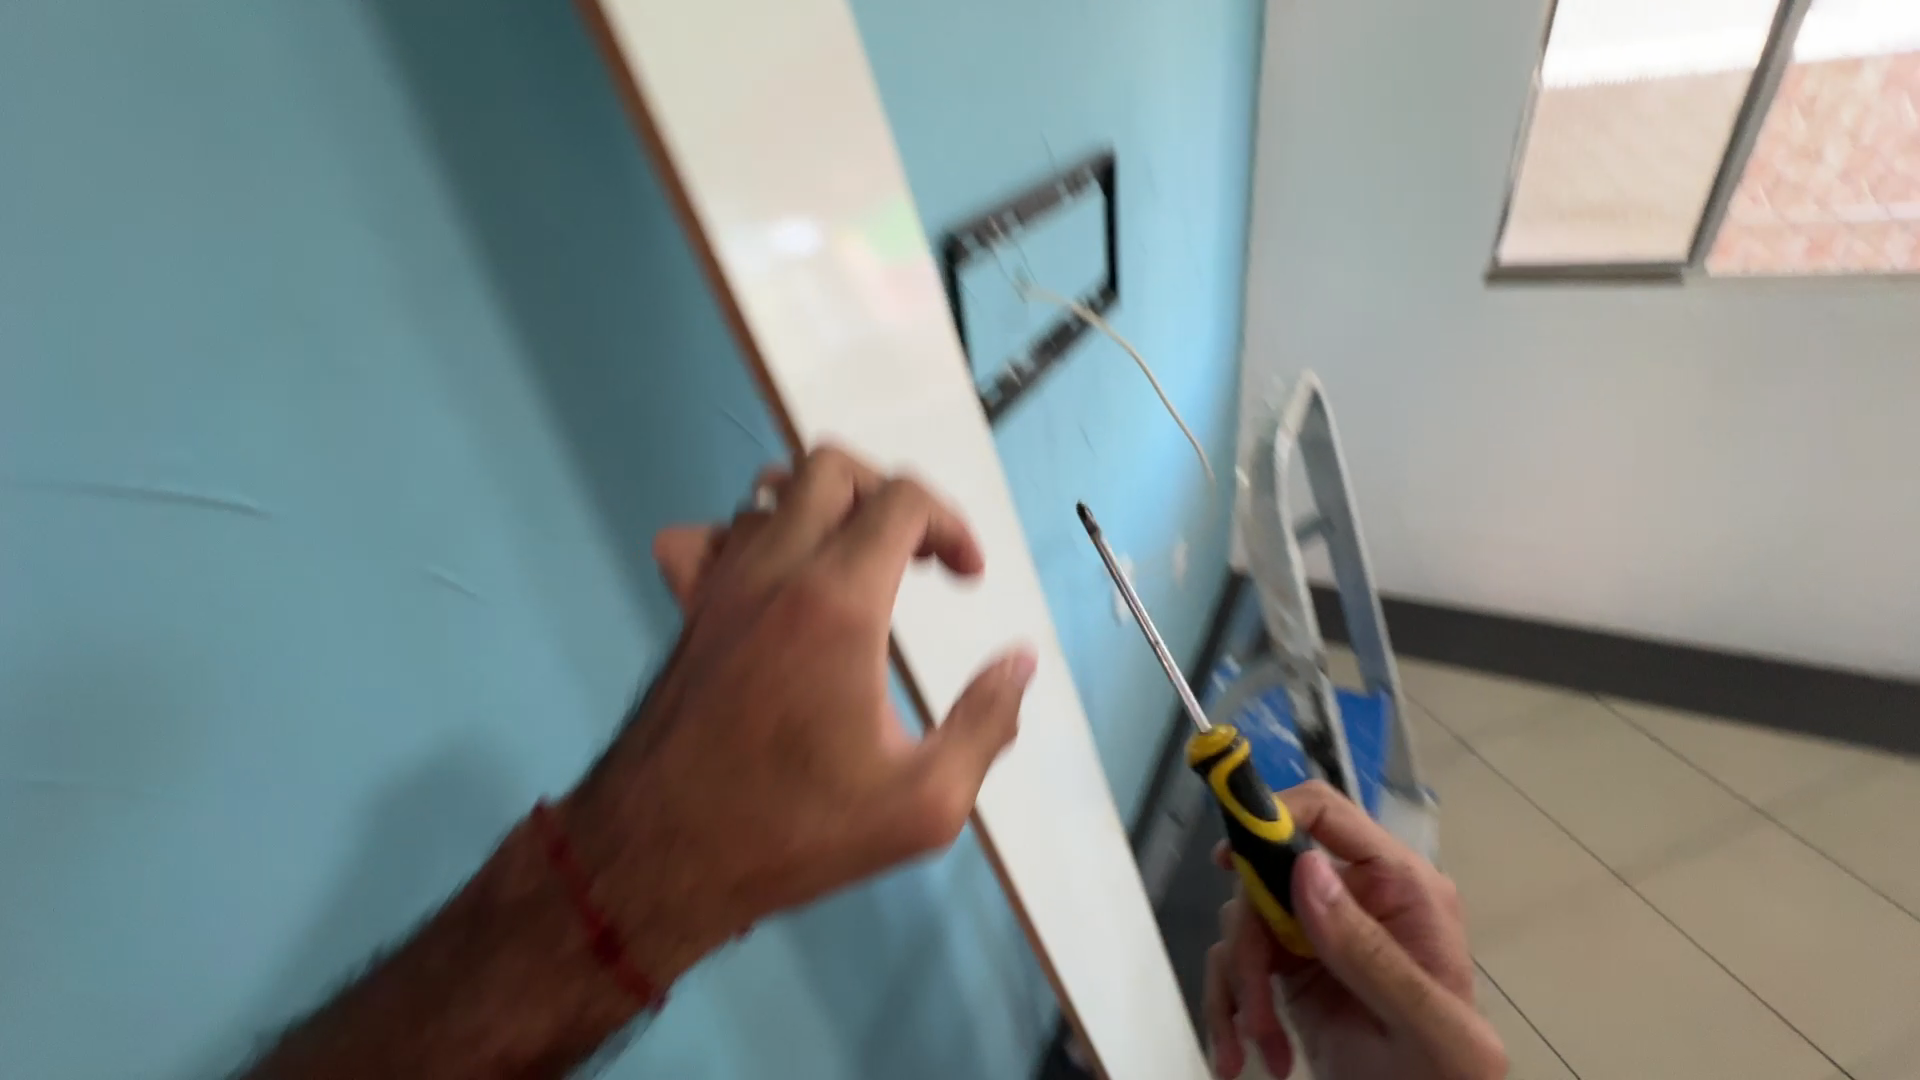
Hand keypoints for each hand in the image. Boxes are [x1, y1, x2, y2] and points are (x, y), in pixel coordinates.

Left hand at [563, 445, 1036, 987]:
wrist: (658, 862)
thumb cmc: (795, 830)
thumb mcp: (924, 802)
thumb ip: (988, 722)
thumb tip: (1020, 661)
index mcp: (839, 603)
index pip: (902, 500)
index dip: (953, 525)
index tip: (968, 579)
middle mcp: (775, 570)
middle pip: (833, 468)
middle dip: (890, 496)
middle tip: (916, 556)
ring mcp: (721, 583)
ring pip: (774, 496)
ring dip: (828, 514)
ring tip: (858, 569)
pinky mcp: (688, 608)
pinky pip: (711, 536)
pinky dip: (750, 537)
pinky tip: (774, 584)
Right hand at [1203, 782, 1504, 1079]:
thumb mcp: (1431, 1032)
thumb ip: (1372, 952)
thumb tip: (1305, 866)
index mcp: (1399, 885)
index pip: (1325, 811)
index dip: (1271, 817)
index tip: (1228, 859)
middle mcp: (1352, 894)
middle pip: (1265, 870)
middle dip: (1247, 935)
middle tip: (1252, 998)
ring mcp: (1315, 928)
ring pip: (1240, 916)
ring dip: (1239, 982)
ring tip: (1262, 1042)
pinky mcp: (1285, 963)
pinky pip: (1232, 957)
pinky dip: (1229, 1004)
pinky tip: (1244, 1050)